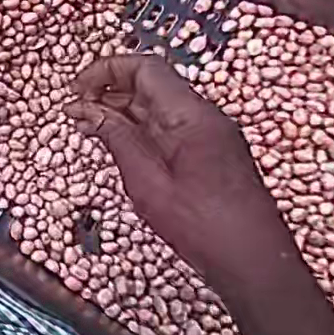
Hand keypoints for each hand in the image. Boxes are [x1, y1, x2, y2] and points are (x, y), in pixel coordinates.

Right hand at [63, 54, 299, 297]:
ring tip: (89, 126)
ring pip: (158, 105)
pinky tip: (117, 143)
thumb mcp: (146, 180)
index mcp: (192, 116)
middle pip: (151, 83)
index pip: (145, 69)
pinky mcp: (211, 152)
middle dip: (108, 90)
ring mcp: (211, 134)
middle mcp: (205, 117)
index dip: (105, 71)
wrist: (256, 266)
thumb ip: (115, 137)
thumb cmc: (205, 228)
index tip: (77, 88)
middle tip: (76, 110)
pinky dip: (138, 128)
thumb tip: (86, 110)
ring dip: (121, 110)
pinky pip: (168, 126)